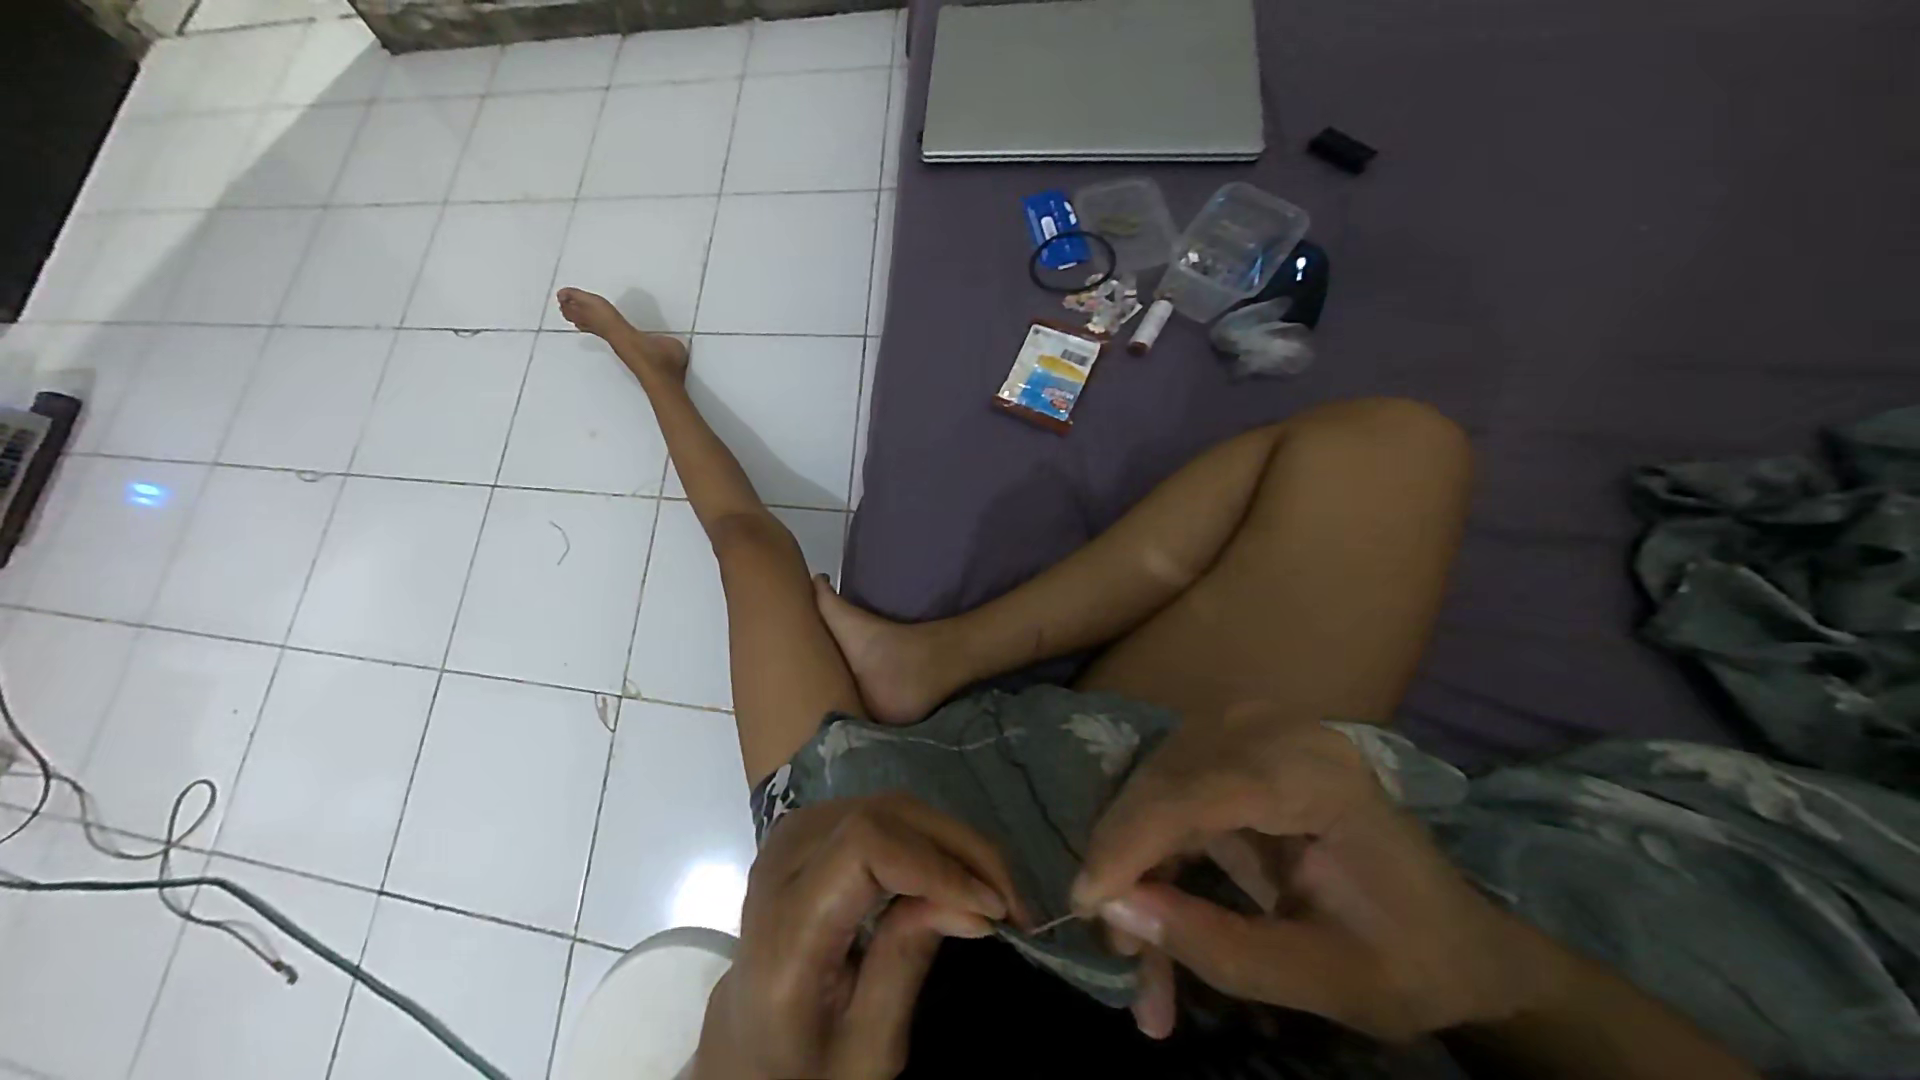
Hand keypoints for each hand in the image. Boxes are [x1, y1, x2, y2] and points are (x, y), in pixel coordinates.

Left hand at [696, 794, 1027, 1079]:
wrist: (746, 1038)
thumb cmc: (803, 1062)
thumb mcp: (863, 1047)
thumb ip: (908, 962)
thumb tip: (976, 901)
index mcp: (784, 926)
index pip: (862, 847)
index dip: (936, 864)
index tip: (994, 907)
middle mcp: (782, 861)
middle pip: (885, 815)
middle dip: (962, 849)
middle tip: (1013, 901)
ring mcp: (794, 834)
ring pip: (894, 807)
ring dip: (954, 841)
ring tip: (995, 889)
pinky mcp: (812, 827)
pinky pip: (886, 814)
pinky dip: (931, 838)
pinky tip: (959, 873)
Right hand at [1073, 715, 1550, 1042]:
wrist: (1457, 935)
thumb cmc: (1413, 961)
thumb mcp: (1327, 982)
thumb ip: (1221, 948)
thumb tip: (1117, 910)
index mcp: (1323, 777)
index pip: (1201, 789)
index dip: (1134, 839)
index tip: (1087, 903)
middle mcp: (1280, 732)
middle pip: (1167, 779)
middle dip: (1126, 856)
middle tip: (1116, 944)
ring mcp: (1255, 732)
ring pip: (1157, 782)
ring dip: (1133, 853)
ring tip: (1133, 939)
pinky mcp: (1236, 750)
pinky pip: (1170, 789)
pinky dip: (1151, 845)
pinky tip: (1150, 898)